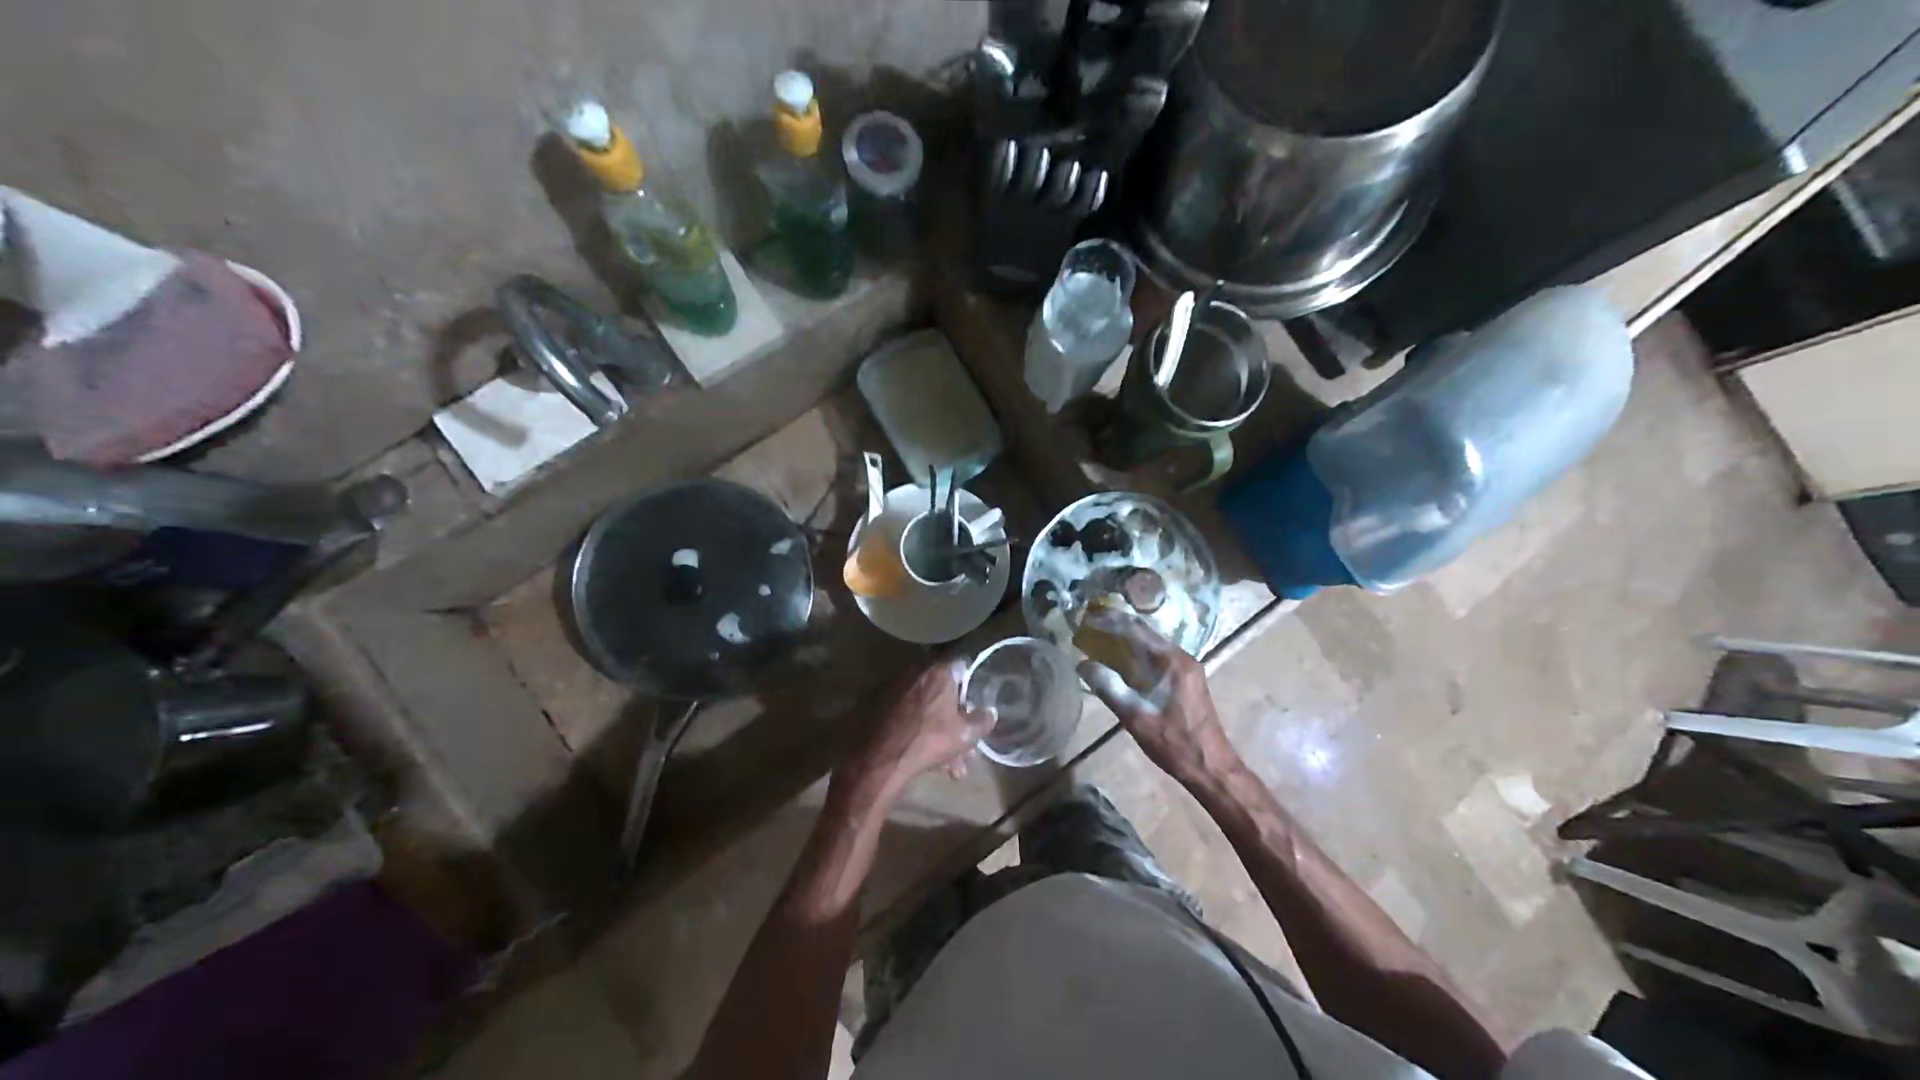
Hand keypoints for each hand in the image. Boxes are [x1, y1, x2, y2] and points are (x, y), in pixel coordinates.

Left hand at [839, 661, 994, 805]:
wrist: (878, 758)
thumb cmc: (928, 740)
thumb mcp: (964, 735)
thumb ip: (982, 720)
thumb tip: (991, 711)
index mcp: (938, 671)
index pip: (961, 666)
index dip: (970, 686)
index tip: (973, 706)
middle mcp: (914, 671)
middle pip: (941, 692)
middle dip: (954, 720)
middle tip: (962, 748)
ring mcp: (892, 687)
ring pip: (923, 708)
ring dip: (937, 733)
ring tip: (947, 766)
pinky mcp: (875, 704)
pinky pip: (904, 714)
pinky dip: (915, 730)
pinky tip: (921, 758)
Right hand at [1077, 608, 1242, 791]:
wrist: (1211, 766)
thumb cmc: (1173, 743)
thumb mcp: (1135, 717)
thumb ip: (1109, 687)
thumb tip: (1083, 664)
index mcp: (1171, 662)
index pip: (1135, 628)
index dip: (1108, 620)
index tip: (1085, 617)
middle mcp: (1181, 657)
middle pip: (1143, 631)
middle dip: (1114, 626)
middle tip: (1087, 625)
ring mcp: (1186, 666)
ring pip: (1150, 642)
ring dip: (1125, 638)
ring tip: (1098, 639)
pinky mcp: (1186, 677)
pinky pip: (1156, 655)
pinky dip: (1136, 652)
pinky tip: (1120, 660)